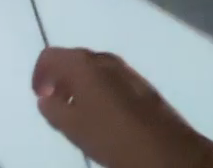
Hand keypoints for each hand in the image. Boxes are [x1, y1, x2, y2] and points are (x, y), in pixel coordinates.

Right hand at [31, 47, 212, 167]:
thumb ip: (52, 110)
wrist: (173, 155)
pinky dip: (102, 93)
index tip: (40, 97)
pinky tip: (106, 118)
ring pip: (95, 72)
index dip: (40, 74)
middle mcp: (103, 60)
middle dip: (61, 79)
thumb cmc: (115, 139)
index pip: (50, 56)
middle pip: (73, 61)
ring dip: (82, 87)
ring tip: (81, 113)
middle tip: (57, 104)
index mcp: (82, 64)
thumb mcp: (73, 128)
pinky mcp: (145, 88)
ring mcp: (127, 72)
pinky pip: (113, 82)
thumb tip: (46, 100)